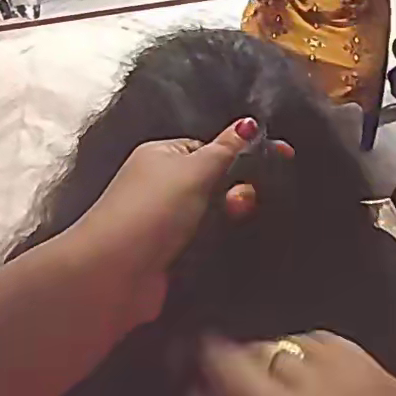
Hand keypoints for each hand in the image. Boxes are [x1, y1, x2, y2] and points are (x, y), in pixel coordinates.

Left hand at [63, 120, 271, 322]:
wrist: (114, 273)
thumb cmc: (152, 210)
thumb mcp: (193, 171)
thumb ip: (225, 149)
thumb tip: (248, 122)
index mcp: (162, 155)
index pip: (209, 148)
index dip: (240, 154)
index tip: (281, 158)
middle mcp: (161, 185)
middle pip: (214, 183)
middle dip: (236, 190)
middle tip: (242, 202)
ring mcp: (166, 222)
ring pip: (213, 216)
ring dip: (228, 219)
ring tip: (235, 221)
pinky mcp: (171, 256)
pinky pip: (206, 244)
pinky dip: (219, 244)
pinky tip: (232, 247)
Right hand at [195, 332, 395, 395]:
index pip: (226, 360)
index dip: (204, 358)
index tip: (197, 365)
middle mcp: (326, 392)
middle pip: (261, 347)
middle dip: (244, 368)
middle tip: (240, 395)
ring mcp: (365, 381)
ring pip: (298, 339)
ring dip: (283, 361)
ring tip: (284, 394)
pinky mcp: (393, 382)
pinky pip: (338, 345)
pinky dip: (320, 358)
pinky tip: (319, 388)